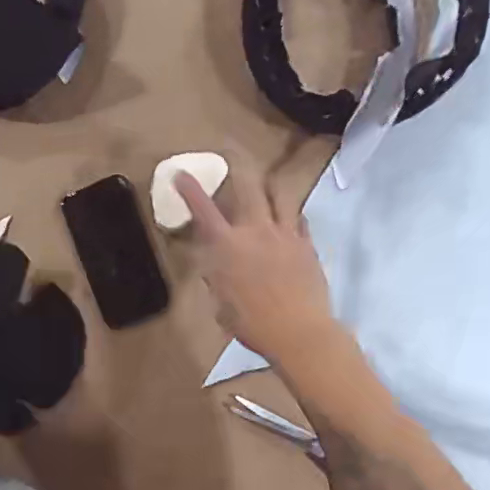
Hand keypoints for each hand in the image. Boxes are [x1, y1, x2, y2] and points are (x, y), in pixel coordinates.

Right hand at [175, 156, 338, 358]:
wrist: (298, 330)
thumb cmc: (251, 323)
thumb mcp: (221, 303)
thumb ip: (217, 278)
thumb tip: (214, 266)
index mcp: (227, 247)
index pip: (204, 211)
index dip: (191, 190)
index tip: (182, 173)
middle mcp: (256, 231)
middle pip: (249, 187)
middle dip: (238, 169)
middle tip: (233, 159)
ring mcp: (286, 234)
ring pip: (280, 194)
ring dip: (269, 185)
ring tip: (266, 183)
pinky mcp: (307, 244)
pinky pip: (298, 218)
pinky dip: (289, 213)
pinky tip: (288, 218)